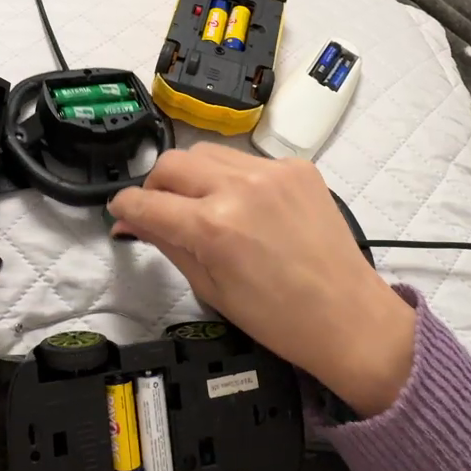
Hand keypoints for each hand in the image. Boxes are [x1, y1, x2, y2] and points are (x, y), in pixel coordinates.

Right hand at [108, 144, 415, 415]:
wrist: (350, 317)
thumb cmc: (277, 318)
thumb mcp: (209, 288)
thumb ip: (166, 243)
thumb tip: (131, 222)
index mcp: (212, 227)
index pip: (145, 202)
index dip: (124, 208)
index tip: (120, 213)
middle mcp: (238, 187)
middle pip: (170, 164)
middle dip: (155, 187)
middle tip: (161, 212)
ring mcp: (271, 171)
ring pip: (205, 152)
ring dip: (192, 176)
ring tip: (203, 205)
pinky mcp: (297, 166)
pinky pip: (245, 159)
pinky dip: (233, 178)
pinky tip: (246, 206)